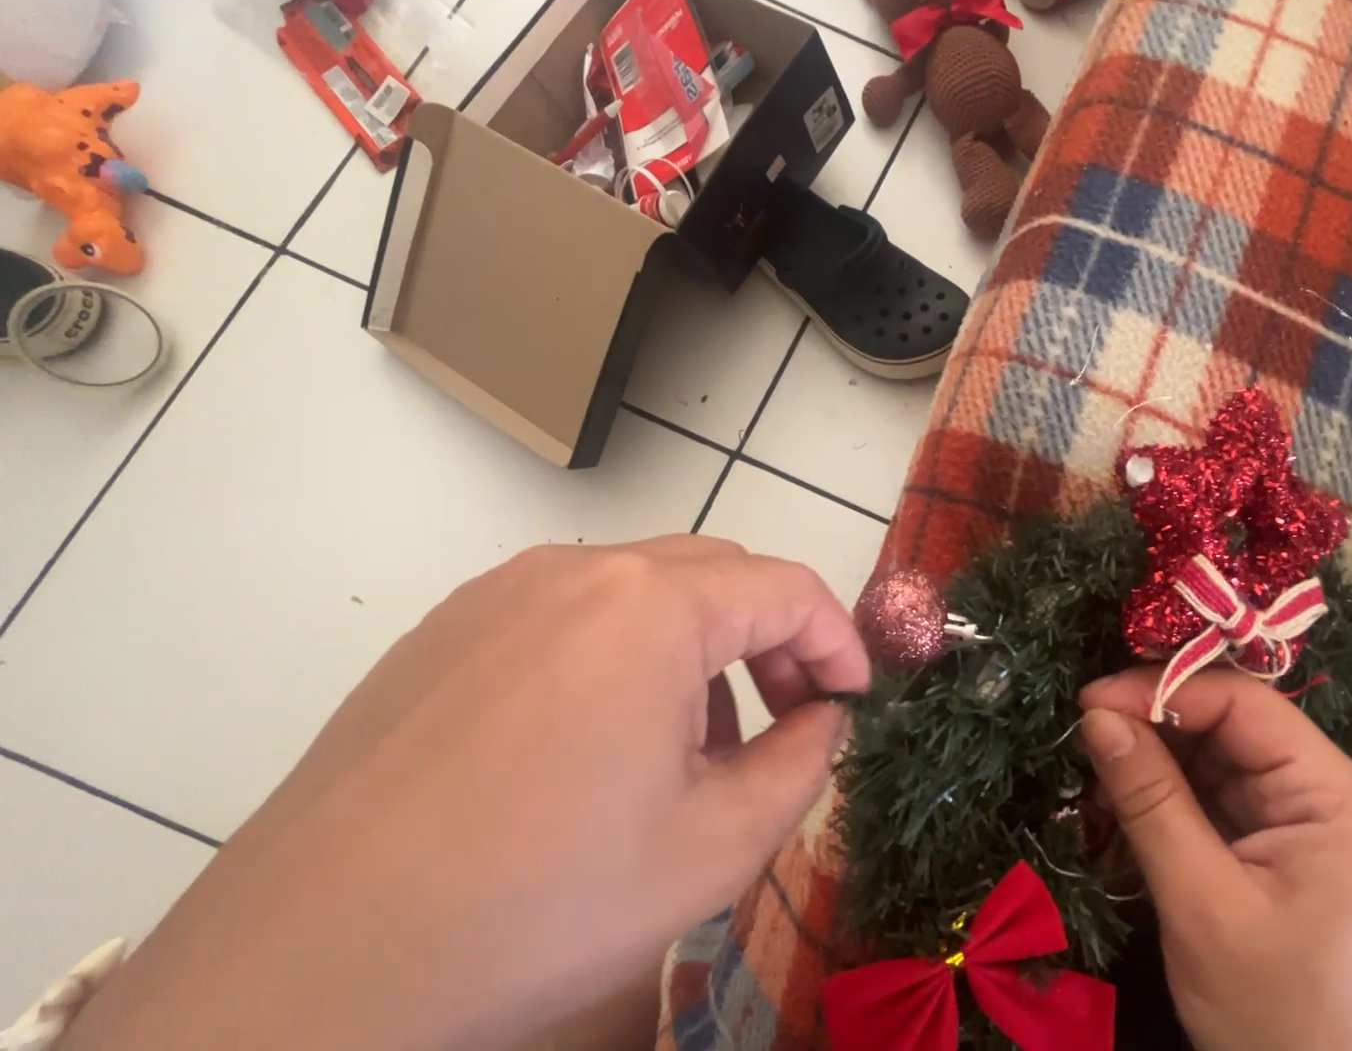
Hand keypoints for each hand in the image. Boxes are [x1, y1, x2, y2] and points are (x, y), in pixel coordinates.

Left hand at [62, 537, 869, 1050]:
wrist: (311, 968)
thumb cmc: (543, 901)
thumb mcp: (717, 845)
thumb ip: (803, 762)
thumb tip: (823, 716)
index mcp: (652, 605)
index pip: (787, 587)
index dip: (839, 640)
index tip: (854, 703)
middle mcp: (576, 570)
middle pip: (718, 574)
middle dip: (774, 637)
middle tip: (789, 717)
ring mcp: (499, 592)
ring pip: (645, 590)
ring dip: (701, 647)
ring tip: (697, 742)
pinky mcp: (446, 629)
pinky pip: (573, 613)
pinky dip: (626, 654)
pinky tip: (604, 741)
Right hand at [1080, 669, 1351, 1050]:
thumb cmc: (1278, 1015)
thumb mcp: (1202, 903)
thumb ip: (1149, 801)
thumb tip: (1094, 715)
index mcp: (1333, 793)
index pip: (1243, 704)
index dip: (1163, 690)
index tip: (1088, 702)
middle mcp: (1324, 794)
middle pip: (1230, 729)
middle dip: (1154, 729)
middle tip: (1082, 740)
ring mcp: (1303, 826)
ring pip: (1216, 766)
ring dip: (1154, 768)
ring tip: (1094, 779)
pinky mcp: (1278, 856)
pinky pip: (1215, 806)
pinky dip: (1167, 805)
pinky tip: (1123, 812)